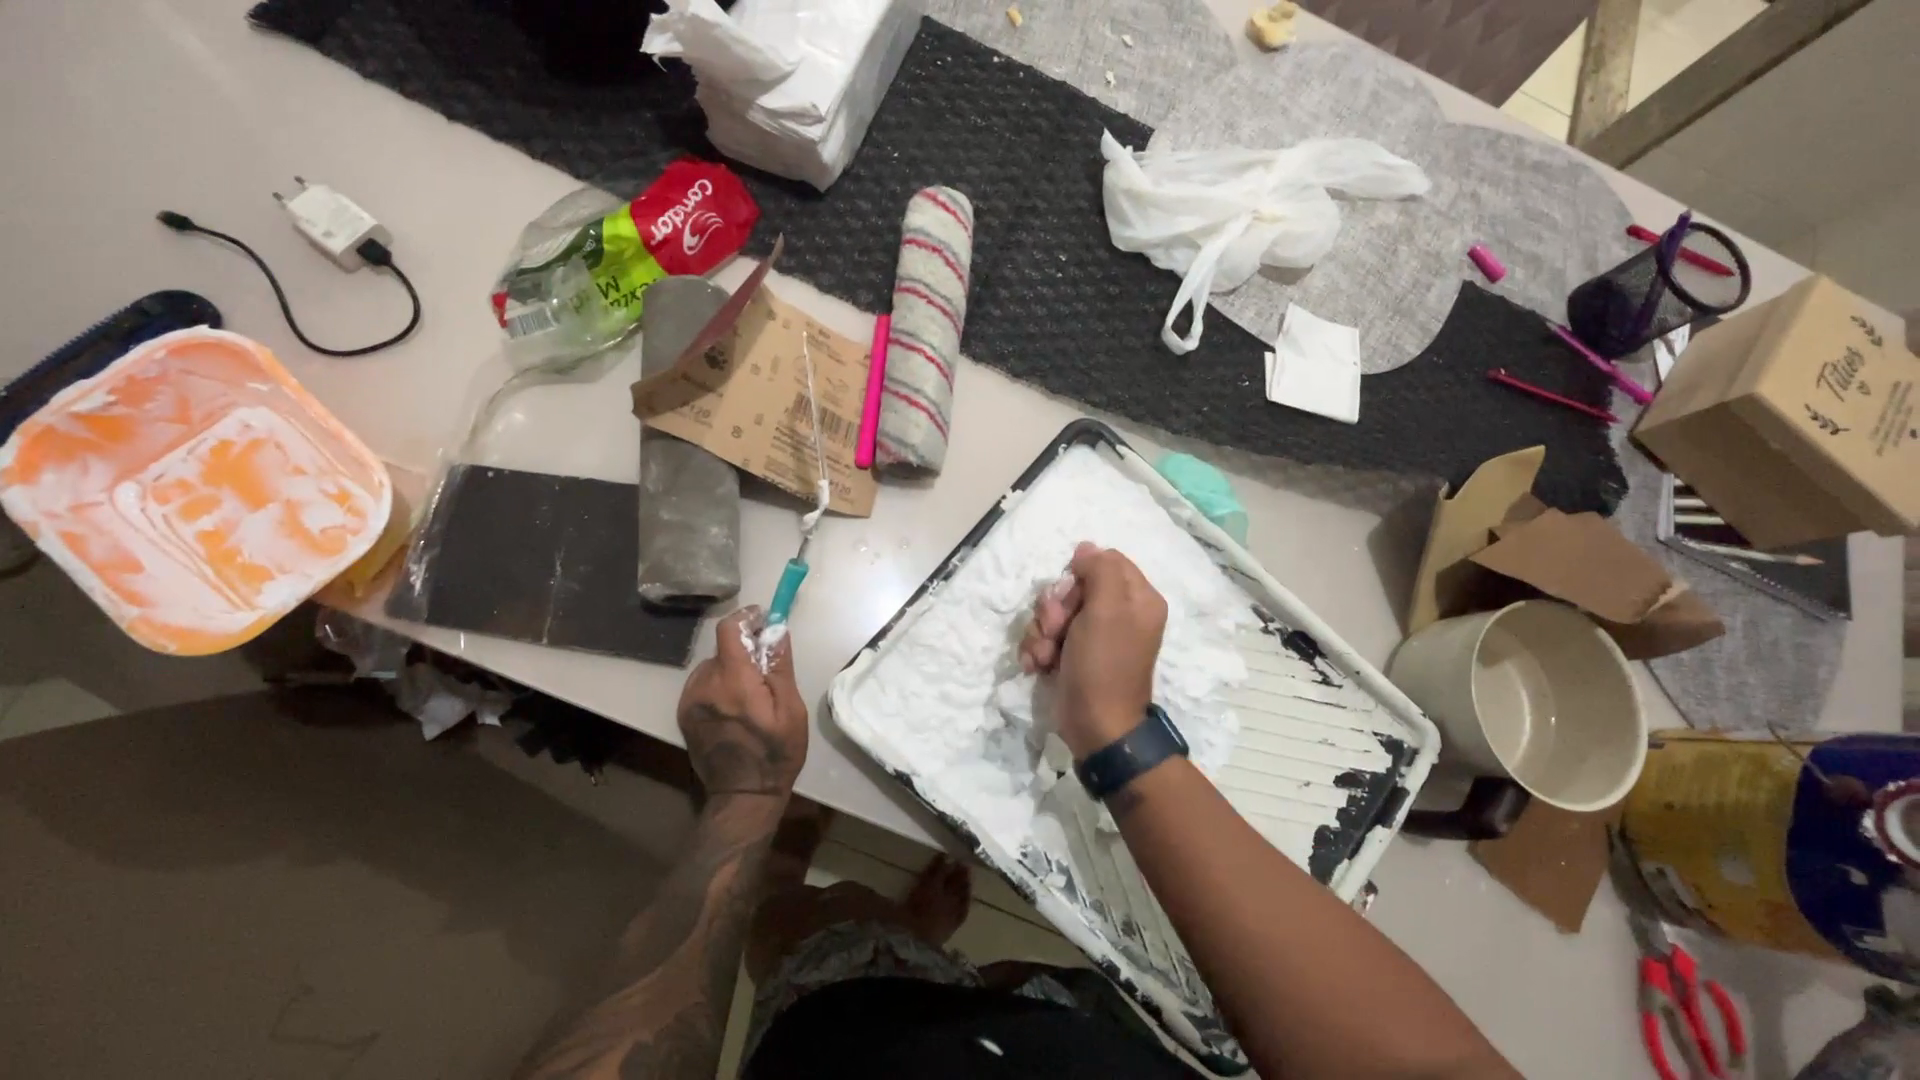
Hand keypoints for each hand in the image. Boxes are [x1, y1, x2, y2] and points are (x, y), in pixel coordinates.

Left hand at [677, 607, 808, 796]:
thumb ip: (779, 667)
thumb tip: (776, 630)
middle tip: (767, 666)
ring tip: (752, 691)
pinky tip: (734, 705)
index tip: (763, 618)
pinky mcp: (683, 714)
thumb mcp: (790, 709)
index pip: (729, 630)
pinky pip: (701, 684)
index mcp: (733, 682)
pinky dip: (718, 684)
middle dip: (745, 649)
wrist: (743, 795)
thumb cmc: (776, 753)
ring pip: (711, 666)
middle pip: (723, 648)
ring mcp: (690, 701)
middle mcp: (704, 685)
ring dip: (731, 667)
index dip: (746, 617)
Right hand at [1019, 542, 1165, 757]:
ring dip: (1041, 632)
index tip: (1073, 597)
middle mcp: (1119, 614)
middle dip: (1055, 608)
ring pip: (1054, 613)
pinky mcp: (1072, 656)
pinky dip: (1038, 650)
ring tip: (1046, 655)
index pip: (1103, 562)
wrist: (1095, 725)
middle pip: (1073, 587)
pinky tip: (1038, 666)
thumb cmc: (1104, 665)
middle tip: (1056, 630)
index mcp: (1138, 598)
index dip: (1079, 576)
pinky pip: (1046, 638)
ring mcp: (1094, 637)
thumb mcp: (1108, 608)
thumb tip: (1087, 549)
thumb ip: (1100, 569)